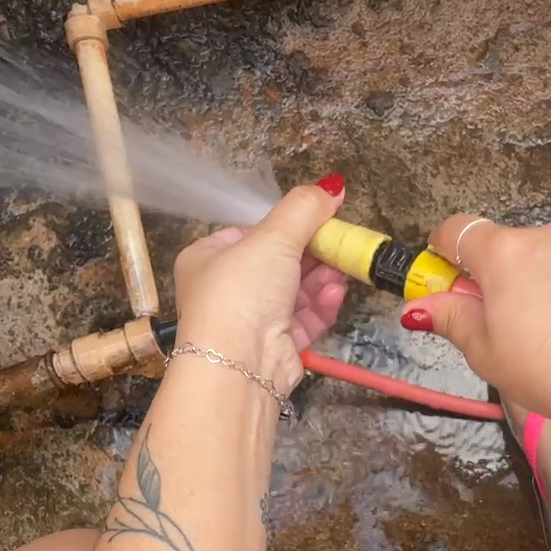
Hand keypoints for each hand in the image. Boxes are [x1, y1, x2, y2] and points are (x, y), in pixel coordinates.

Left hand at [172, 181, 348, 394]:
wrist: (237, 366)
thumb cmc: (241, 293)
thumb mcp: (273, 238)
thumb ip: (304, 208)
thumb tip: (333, 184)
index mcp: (208, 257)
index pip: (252, 232)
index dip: (286, 225)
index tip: (319, 218)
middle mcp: (227, 290)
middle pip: (280, 262)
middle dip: (313, 254)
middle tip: (340, 243)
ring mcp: (252, 321)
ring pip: (296, 292)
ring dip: (321, 279)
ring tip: (341, 271)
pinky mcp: (276, 346)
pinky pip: (303, 319)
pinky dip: (321, 306)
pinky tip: (335, 295)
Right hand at [400, 217, 550, 421]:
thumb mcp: (486, 353)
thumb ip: (451, 320)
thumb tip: (419, 306)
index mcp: (504, 254)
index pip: (457, 230)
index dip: (443, 251)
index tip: (443, 276)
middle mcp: (549, 238)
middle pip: (509, 249)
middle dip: (499, 279)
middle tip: (504, 327)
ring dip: (544, 286)